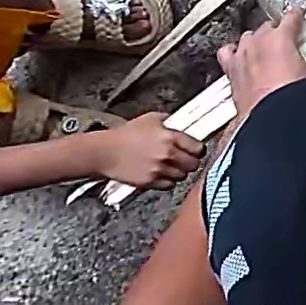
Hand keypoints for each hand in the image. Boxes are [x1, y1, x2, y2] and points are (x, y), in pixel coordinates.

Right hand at [89, 113, 204, 188]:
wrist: (106, 152)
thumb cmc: (127, 134)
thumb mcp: (151, 119)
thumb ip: (169, 121)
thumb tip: (182, 124)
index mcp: (170, 137)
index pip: (198, 148)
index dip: (199, 150)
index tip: (197, 150)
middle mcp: (168, 154)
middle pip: (193, 164)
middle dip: (192, 162)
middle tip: (187, 160)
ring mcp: (159, 170)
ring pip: (182, 176)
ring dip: (180, 172)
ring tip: (173, 166)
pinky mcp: (150, 182)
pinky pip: (169, 185)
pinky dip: (169, 181)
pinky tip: (162, 173)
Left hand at [217, 8, 305, 116]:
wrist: (270, 121)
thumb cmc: (290, 99)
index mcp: (280, 37)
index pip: (290, 18)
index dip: (297, 17)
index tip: (299, 17)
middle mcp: (258, 42)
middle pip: (267, 27)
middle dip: (276, 31)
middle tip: (286, 40)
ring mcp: (242, 55)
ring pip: (247, 38)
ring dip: (256, 41)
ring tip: (264, 49)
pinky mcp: (231, 71)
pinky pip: (227, 54)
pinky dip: (233, 54)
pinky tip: (238, 57)